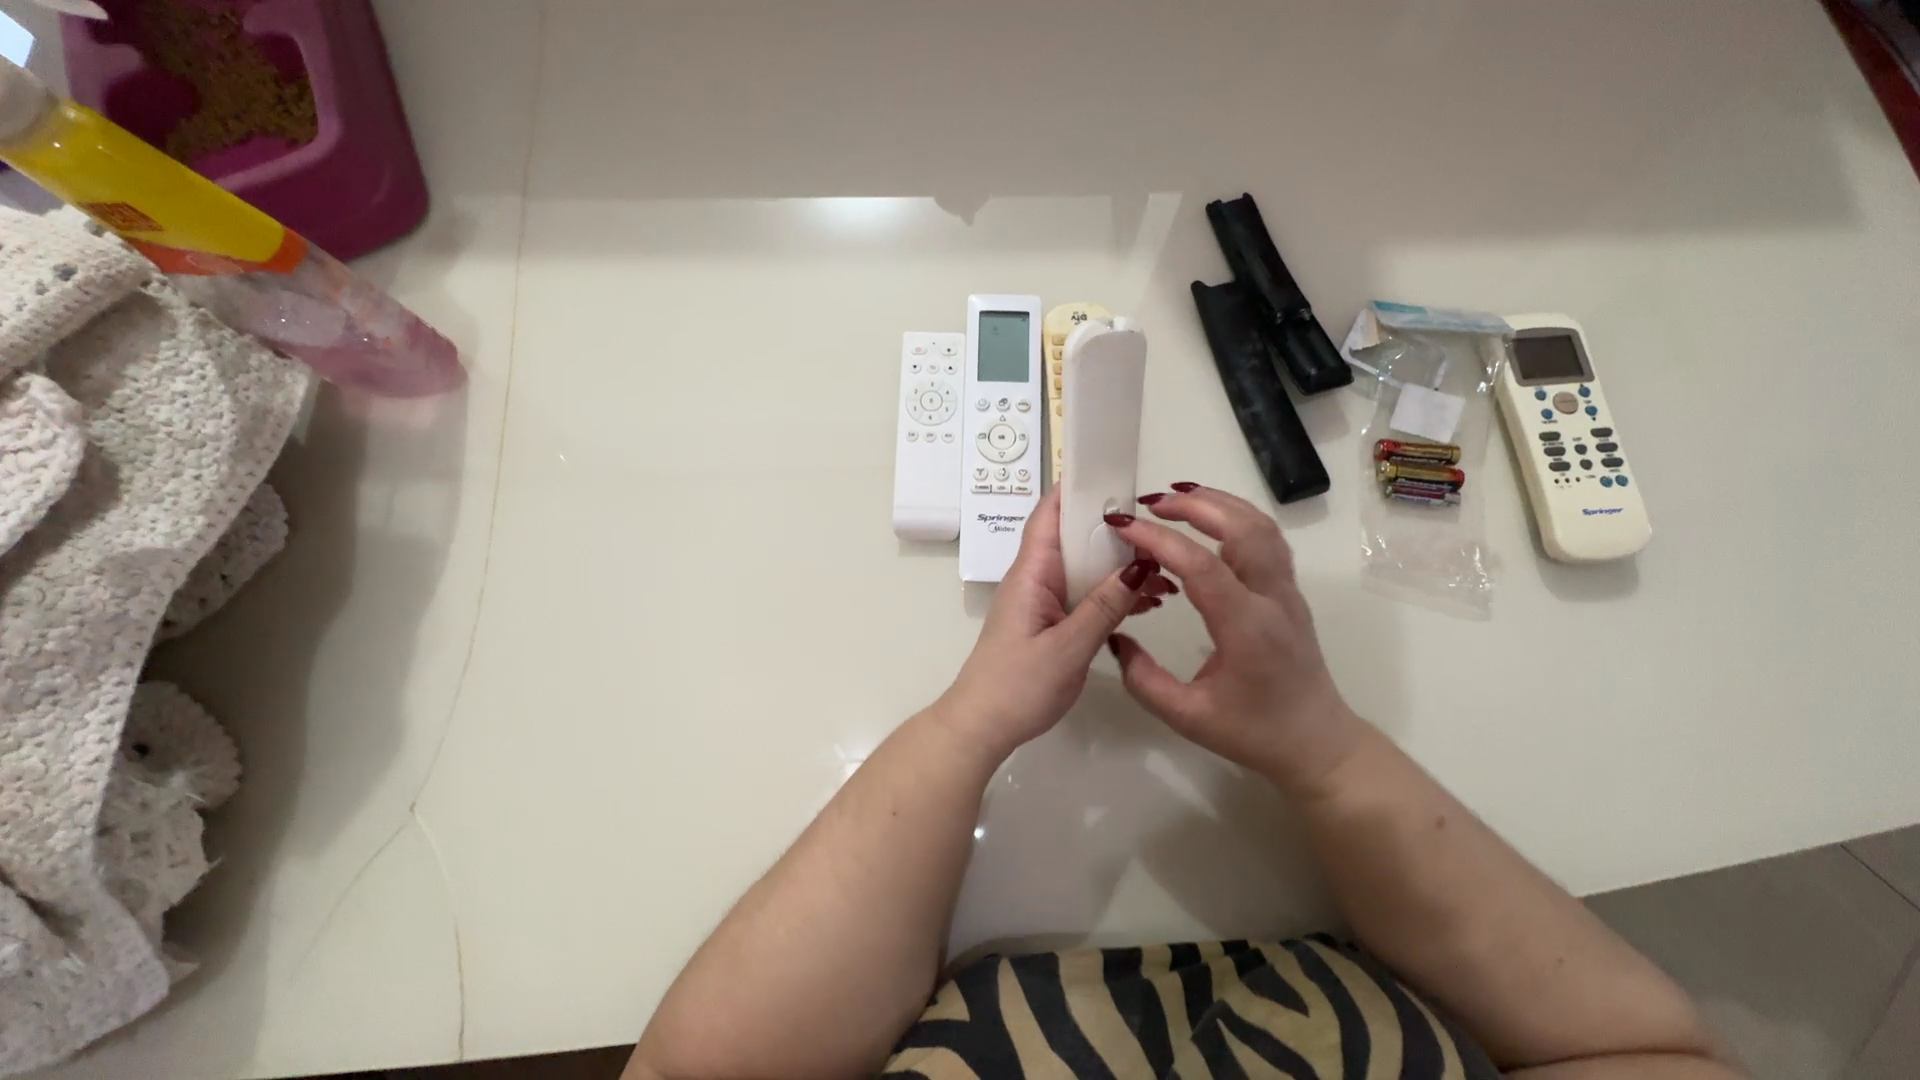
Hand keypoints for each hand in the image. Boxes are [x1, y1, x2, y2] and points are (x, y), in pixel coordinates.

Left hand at [935, 487, 1175, 760]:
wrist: (982, 727)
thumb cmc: (1017, 686)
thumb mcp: (1068, 648)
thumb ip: (1104, 607)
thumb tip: (1139, 565)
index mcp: (1032, 573)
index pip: (1051, 514)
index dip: (1077, 488)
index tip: (1114, 471)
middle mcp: (1036, 578)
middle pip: (1075, 537)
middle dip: (1116, 530)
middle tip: (1162, 530)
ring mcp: (1043, 600)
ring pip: (1086, 568)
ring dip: (1121, 567)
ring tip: (1166, 575)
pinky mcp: (1051, 622)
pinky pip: (1086, 595)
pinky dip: (1114, 594)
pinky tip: (1147, 602)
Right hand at [1104, 484, 1367, 792]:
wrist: (1316, 742)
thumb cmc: (1252, 732)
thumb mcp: (1186, 717)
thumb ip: (1143, 679)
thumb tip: (1114, 637)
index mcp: (1246, 629)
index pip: (1202, 566)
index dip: (1160, 540)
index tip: (1123, 524)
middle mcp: (1272, 600)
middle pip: (1241, 530)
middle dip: (1194, 506)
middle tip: (1149, 502)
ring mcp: (1287, 592)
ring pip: (1260, 527)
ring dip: (1219, 503)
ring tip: (1177, 497)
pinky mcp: (1289, 592)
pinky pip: (1267, 539)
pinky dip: (1237, 516)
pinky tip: (1210, 518)